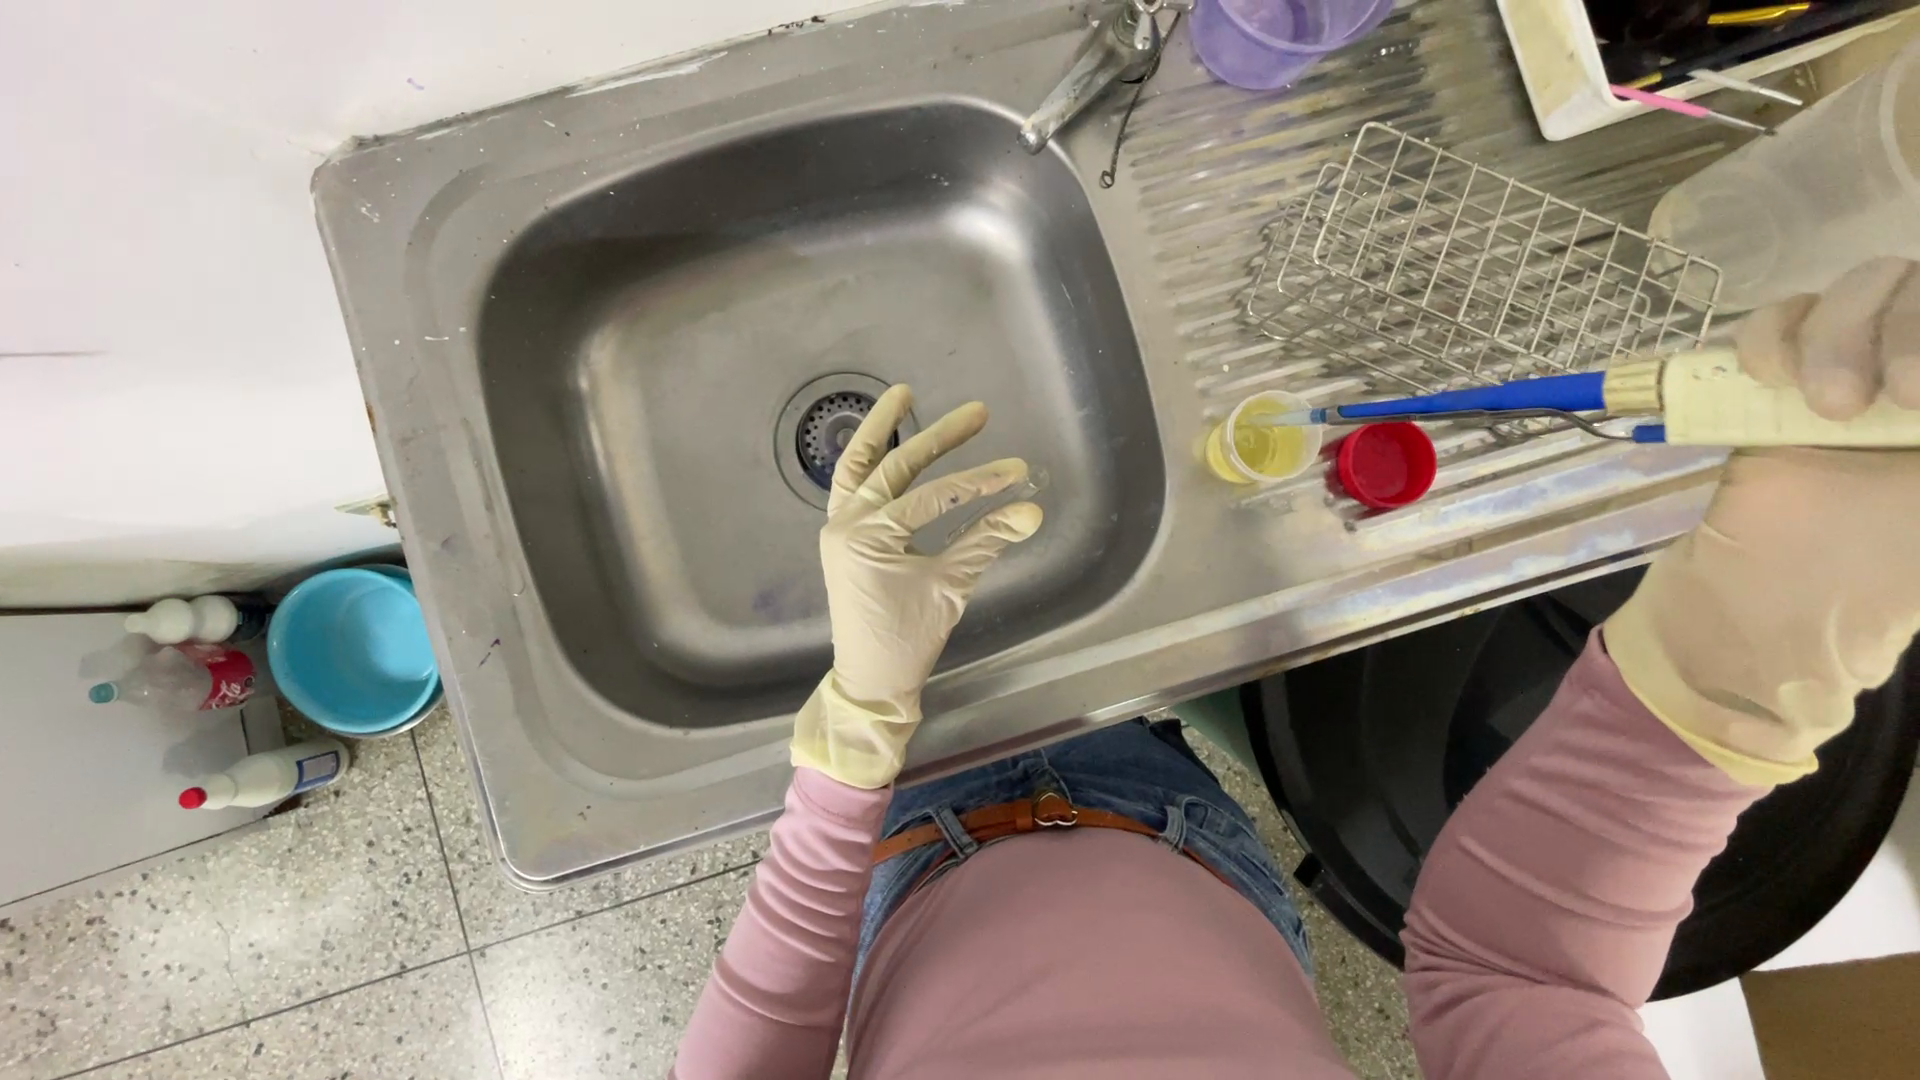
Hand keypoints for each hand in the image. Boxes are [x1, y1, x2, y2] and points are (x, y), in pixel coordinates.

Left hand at [790, 385, 1042, 788]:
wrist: (870, 678)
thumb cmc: (908, 639)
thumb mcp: (950, 588)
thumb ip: (986, 542)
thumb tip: (1033, 510)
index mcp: (868, 537)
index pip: (931, 497)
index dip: (977, 482)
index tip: (1016, 470)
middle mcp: (846, 523)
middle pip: (895, 469)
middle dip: (938, 439)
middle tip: (977, 412)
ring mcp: (839, 528)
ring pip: (858, 468)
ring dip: (881, 431)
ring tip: (904, 395)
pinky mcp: (843, 537)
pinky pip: (852, 489)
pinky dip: (869, 464)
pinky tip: (887, 444)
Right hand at [1606, 258, 1919, 785]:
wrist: (1744, 609)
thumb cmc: (1855, 581)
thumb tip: (1909, 404)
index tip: (1915, 403)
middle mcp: (1914, 388)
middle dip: (1905, 327)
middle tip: (1890, 403)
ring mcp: (1854, 377)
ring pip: (1867, 287)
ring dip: (1839, 331)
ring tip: (1817, 405)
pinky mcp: (1776, 387)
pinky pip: (1782, 321)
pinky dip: (1767, 336)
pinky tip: (1763, 380)